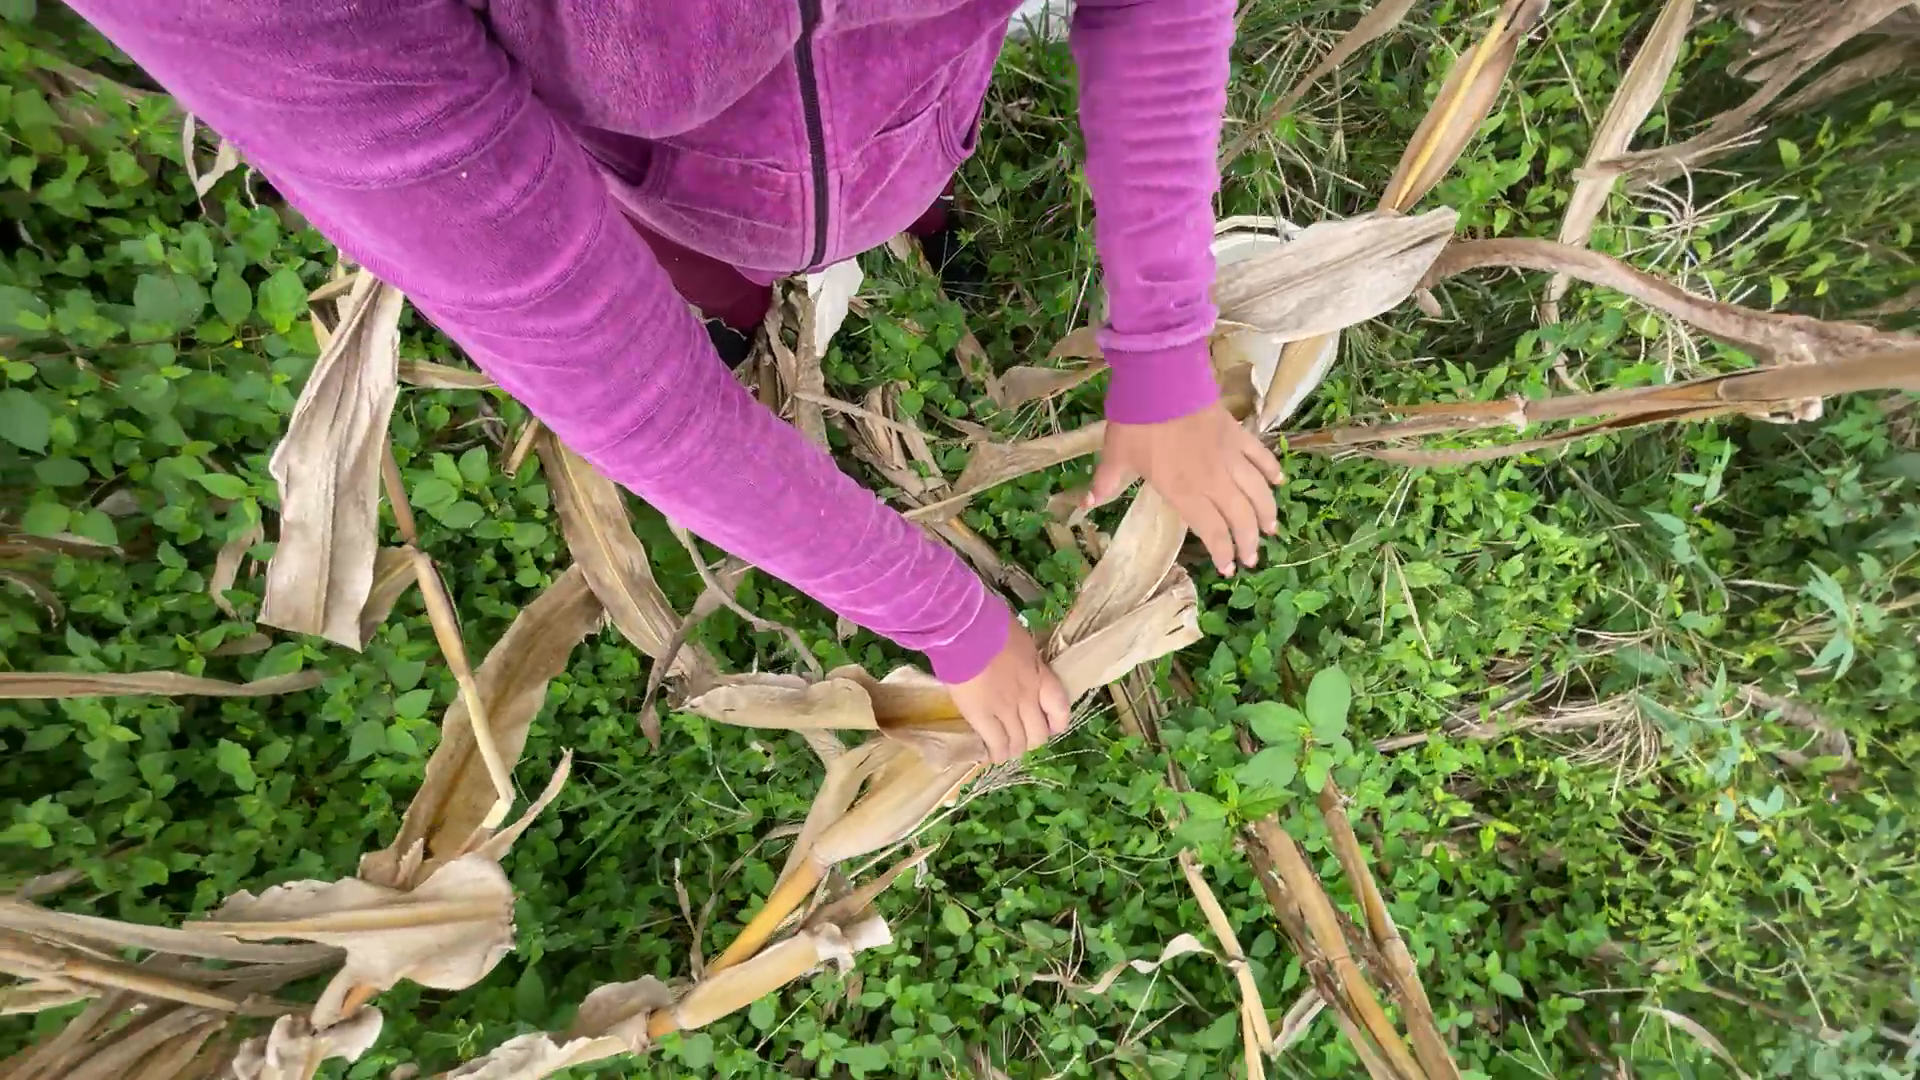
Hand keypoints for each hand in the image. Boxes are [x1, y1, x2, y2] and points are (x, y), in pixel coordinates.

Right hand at [948, 622, 1071, 763]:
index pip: (1060, 707)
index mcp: (1040, 675)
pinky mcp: (982, 716)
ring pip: (1018, 743)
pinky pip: (995, 744)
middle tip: (1022, 737)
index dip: (1058, 721)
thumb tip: (1018, 660)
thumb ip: (1023, 658)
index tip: (1051, 725)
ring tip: (1005, 748)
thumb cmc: (991, 625)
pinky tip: (991, 754)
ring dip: (1013, 748)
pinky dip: (995, 753)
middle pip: (1039, 733)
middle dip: (1032, 739)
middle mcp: (1028, 697)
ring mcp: (1006, 709)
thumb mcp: (1020, 640)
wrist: (967, 629)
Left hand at [1088, 403, 1282, 575]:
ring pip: (1257, 492)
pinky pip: (1260, 457)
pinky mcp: (1237, 434)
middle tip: (1252, 558)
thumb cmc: (1136, 424)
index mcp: (1184, 492)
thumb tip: (1086, 503)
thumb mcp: (1115, 457)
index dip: (1222, 552)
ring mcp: (1229, 457)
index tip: (1228, 567)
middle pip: (1239, 517)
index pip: (1211, 531)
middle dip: (1248, 542)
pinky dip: (1271, 471)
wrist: (1161, 381)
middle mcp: (1212, 481)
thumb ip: (1105, 483)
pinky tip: (1278, 483)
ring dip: (1266, 513)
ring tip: (1270, 530)